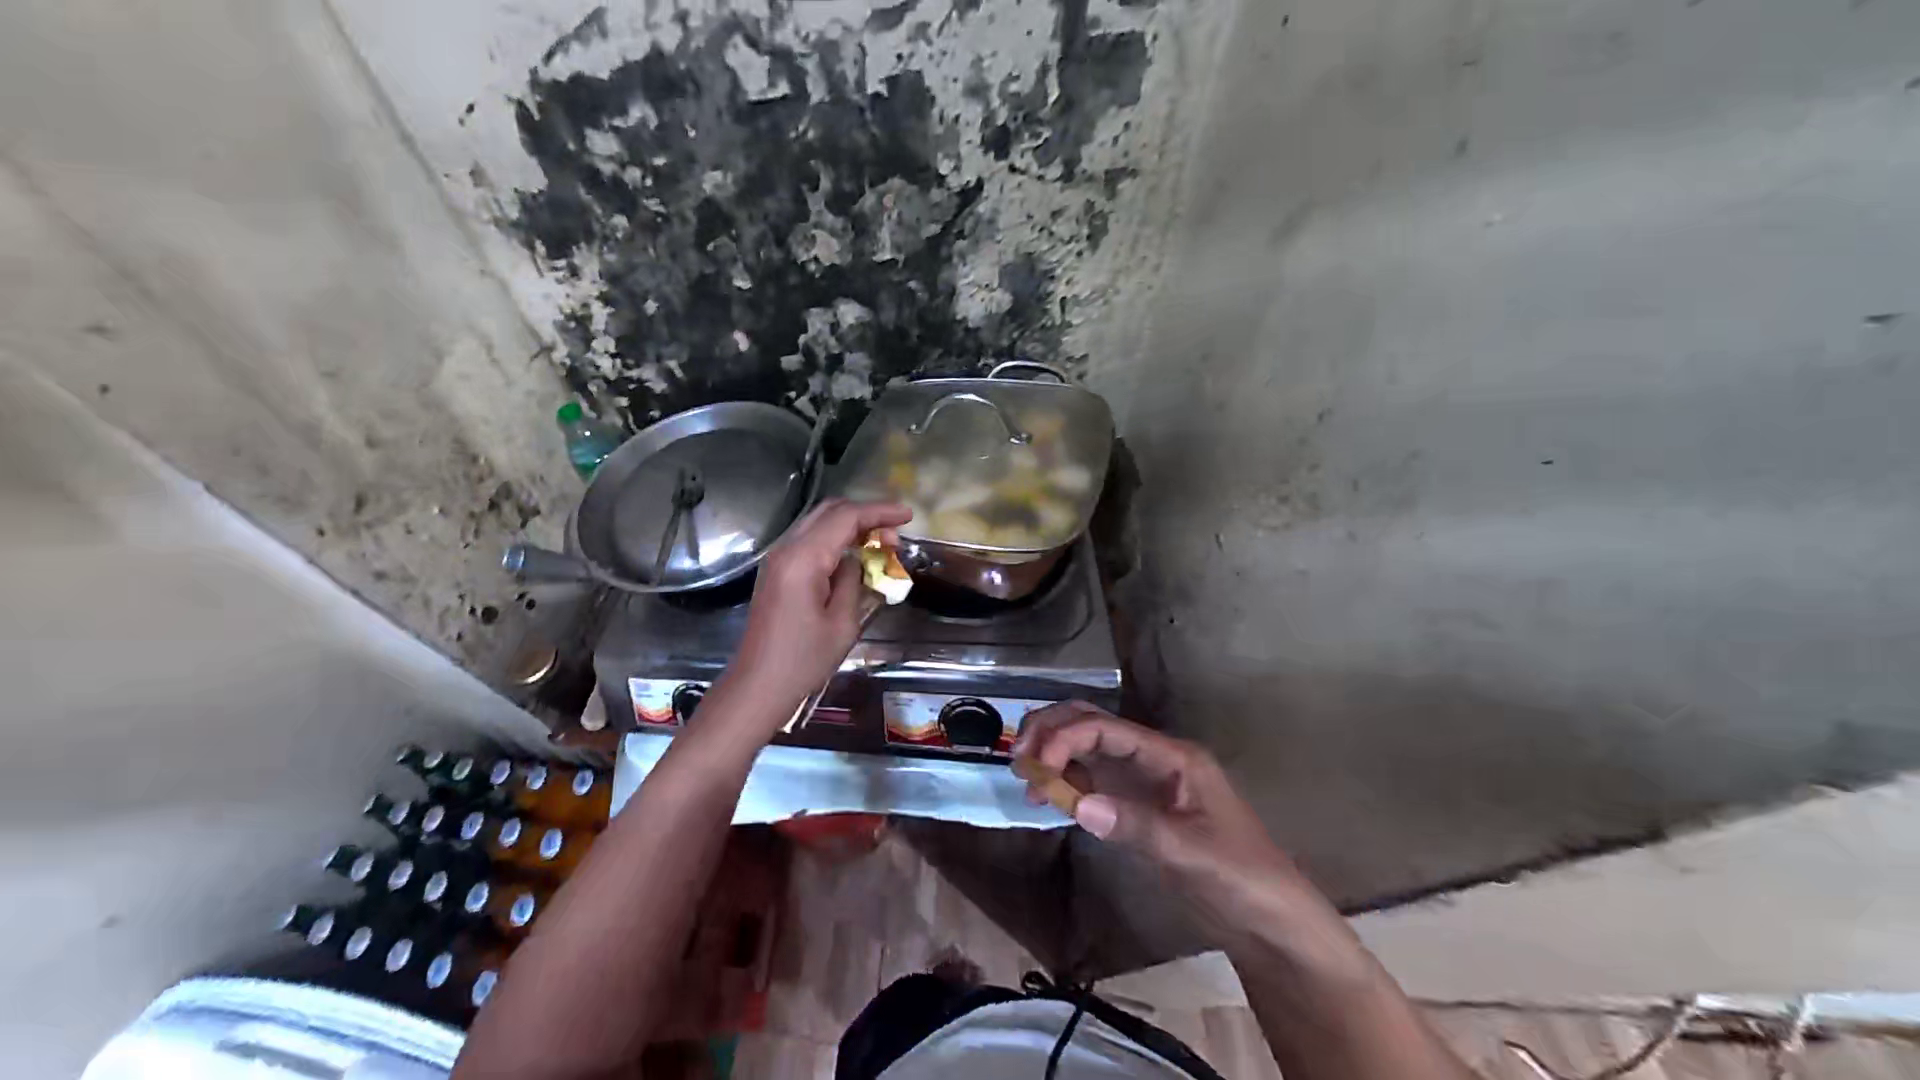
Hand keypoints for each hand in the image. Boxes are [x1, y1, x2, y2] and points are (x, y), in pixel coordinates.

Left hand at [719, 498, 911, 731]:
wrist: (758, 686)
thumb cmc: (803, 661)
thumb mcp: (843, 623)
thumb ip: (853, 581)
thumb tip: (857, 560)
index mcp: (803, 559)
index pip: (845, 517)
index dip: (880, 512)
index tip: (908, 516)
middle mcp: (786, 550)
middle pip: (829, 512)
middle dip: (866, 515)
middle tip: (895, 534)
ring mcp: (777, 560)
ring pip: (818, 523)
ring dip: (851, 526)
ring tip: (881, 544)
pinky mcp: (776, 572)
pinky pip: (809, 541)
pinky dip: (835, 539)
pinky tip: (855, 556)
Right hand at [1014, 701, 1314, 947]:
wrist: (1267, 920)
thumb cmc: (1240, 877)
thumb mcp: (1190, 852)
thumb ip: (1135, 825)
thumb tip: (1077, 805)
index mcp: (1172, 756)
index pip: (1109, 730)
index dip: (1067, 738)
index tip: (1038, 768)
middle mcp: (1152, 758)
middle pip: (1094, 724)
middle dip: (1052, 731)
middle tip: (1019, 757)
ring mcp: (1141, 781)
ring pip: (1087, 748)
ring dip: (1054, 753)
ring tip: (1025, 778)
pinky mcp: (1133, 805)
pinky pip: (1090, 780)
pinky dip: (1064, 781)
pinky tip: (1047, 798)